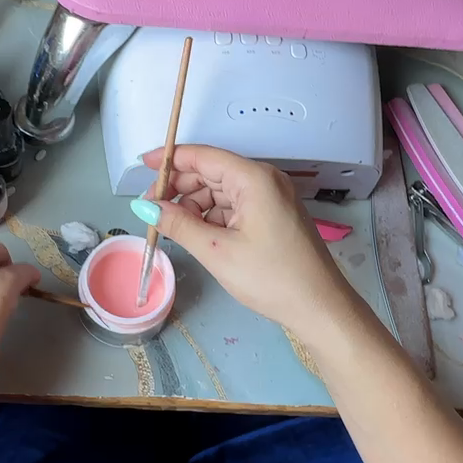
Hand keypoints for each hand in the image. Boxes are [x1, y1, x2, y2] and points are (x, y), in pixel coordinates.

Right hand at [130, 144, 359, 332]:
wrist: (320, 307)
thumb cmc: (272, 277)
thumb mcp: (217, 251)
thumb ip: (178, 224)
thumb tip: (146, 207)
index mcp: (254, 179)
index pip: (203, 156)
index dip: (170, 158)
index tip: (142, 166)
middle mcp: (264, 180)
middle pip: (210, 171)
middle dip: (178, 186)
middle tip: (150, 209)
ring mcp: (270, 197)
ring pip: (219, 189)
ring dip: (193, 203)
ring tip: (171, 227)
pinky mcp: (272, 214)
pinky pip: (233, 204)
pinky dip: (211, 215)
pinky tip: (195, 232)